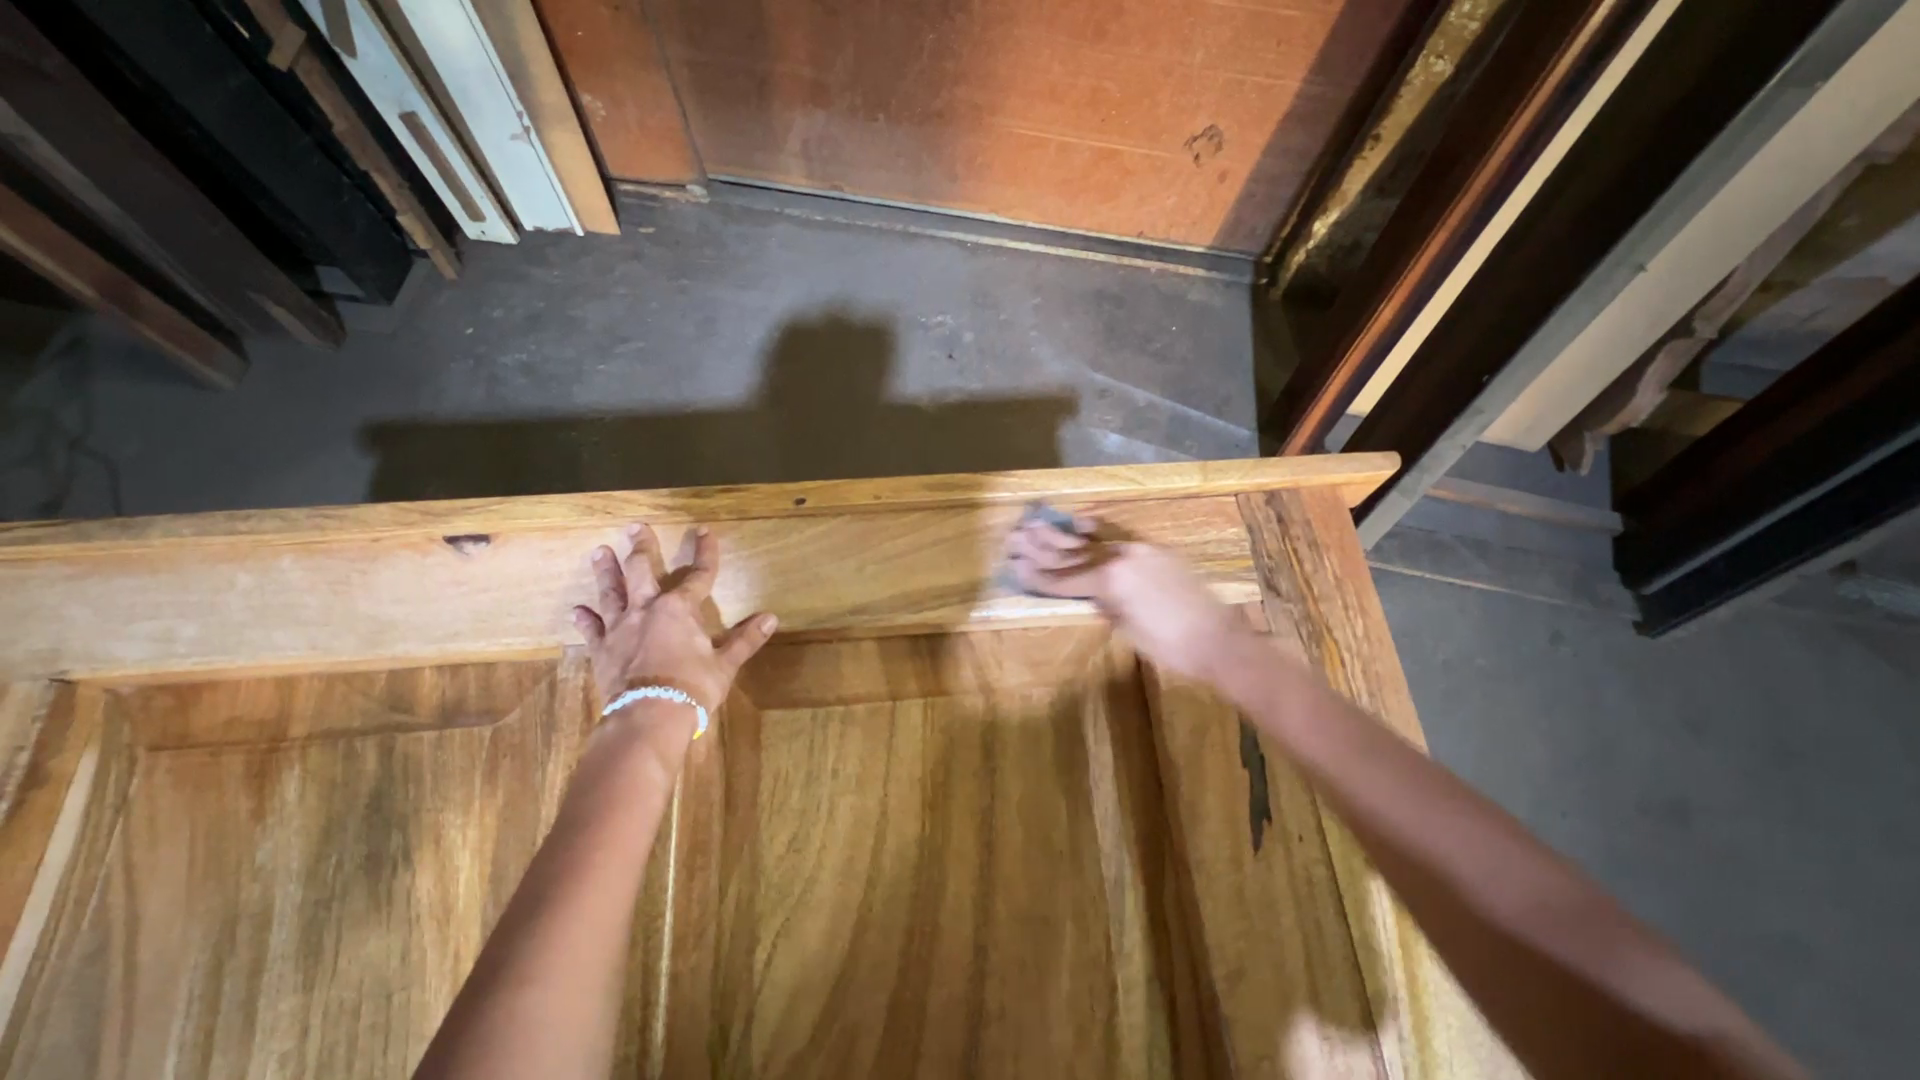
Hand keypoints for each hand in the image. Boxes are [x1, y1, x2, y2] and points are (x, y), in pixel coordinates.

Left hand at [572, 524, 776, 769]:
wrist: (649, 715)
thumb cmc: (693, 688)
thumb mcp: (725, 664)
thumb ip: (745, 640)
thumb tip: (771, 618)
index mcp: (680, 609)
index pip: (699, 574)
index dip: (705, 552)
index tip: (705, 531)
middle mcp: (647, 609)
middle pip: (642, 570)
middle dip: (642, 547)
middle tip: (635, 526)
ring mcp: (620, 628)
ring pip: (611, 592)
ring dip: (606, 571)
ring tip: (599, 552)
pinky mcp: (602, 649)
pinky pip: (592, 629)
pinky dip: (585, 619)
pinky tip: (577, 610)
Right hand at [1003, 517, 1252, 683]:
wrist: (1218, 638)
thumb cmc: (1169, 646)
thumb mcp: (1126, 628)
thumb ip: (1103, 604)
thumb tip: (1090, 593)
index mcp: (1109, 580)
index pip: (1064, 579)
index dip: (1037, 575)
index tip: (1014, 565)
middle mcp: (1119, 557)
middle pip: (1072, 553)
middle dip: (1040, 548)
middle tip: (1013, 537)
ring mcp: (1138, 549)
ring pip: (1092, 540)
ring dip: (1062, 534)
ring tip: (1035, 523)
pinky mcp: (1154, 550)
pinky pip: (1118, 535)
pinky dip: (1097, 528)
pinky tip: (1080, 520)